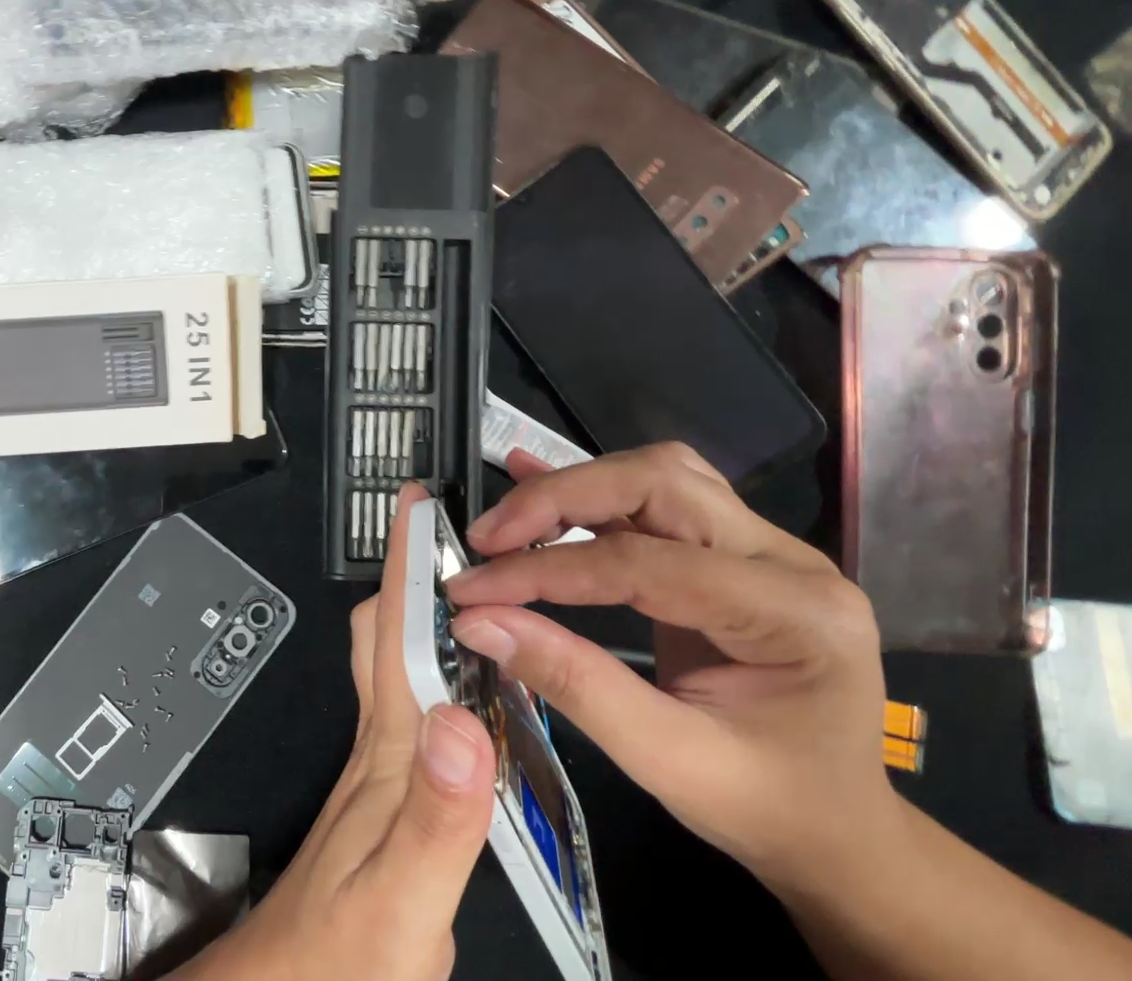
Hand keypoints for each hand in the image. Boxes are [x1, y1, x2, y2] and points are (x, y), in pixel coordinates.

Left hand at [172, 483, 496, 980]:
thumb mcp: (403, 898)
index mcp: (387, 757)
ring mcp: (380, 773)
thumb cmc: (342, 954)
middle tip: (452, 533)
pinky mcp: (389, 800)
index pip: (394, 641)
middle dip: (413, 579)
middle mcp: (380, 750)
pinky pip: (414, 715)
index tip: (419, 506)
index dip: (406, 570)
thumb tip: (460, 717)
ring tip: (472, 593)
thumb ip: (438, 815)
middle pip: (387, 643)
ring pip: (398, 673)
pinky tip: (467, 690)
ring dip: (426, 623)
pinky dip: (439, 679)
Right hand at [446, 443, 896, 890]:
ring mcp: (762, 549)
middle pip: (656, 484)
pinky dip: (590, 490)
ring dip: (572, 490)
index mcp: (794, 615)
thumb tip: (477, 622)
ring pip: (655, 476)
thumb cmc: (764, 805)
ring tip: (506, 526)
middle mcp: (786, 560)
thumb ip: (572, 680)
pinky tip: (534, 477)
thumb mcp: (664, 757)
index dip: (543, 570)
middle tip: (485, 541)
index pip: (642, 562)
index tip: (469, 590)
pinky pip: (656, 498)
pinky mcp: (729, 553)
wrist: (835, 828)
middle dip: (557, 501)